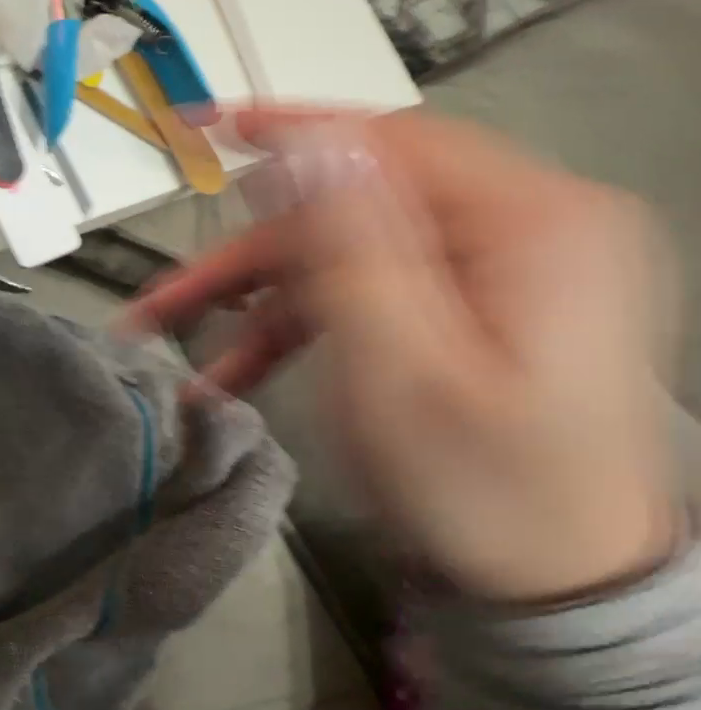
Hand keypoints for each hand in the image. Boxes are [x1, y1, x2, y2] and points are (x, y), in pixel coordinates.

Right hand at [125, 109, 677, 602]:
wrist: (556, 578)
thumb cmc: (482, 483)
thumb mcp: (401, 369)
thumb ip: (352, 253)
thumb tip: (305, 152)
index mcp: (526, 224)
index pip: (387, 142)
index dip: (288, 133)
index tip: (196, 131)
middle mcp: (519, 229)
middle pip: (351, 211)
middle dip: (244, 257)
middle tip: (154, 305)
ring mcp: (496, 274)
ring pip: (344, 258)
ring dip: (256, 302)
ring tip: (182, 355)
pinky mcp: (470, 314)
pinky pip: (362, 299)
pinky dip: (292, 330)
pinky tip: (235, 375)